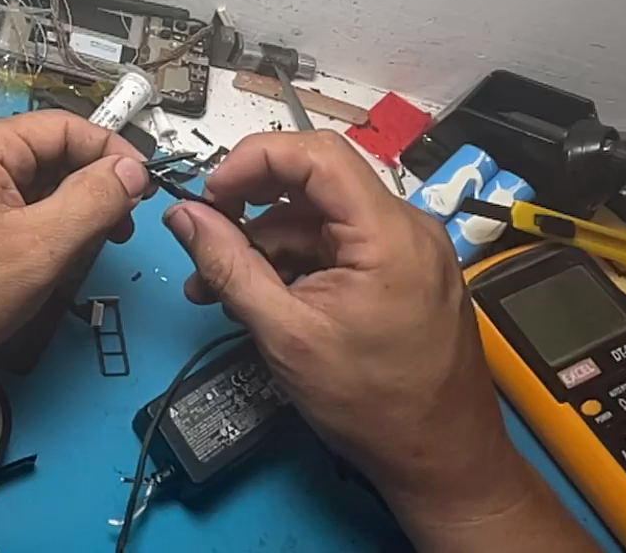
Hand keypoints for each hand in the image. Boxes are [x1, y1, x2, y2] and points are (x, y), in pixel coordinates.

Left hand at [0, 111, 149, 383]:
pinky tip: (55, 258)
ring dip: (70, 213)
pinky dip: (44, 229)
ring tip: (89, 249)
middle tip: (120, 226)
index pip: (64, 126)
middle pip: (50, 155)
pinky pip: (15, 209)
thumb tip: (131, 169)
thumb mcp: (39, 247)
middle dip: (91, 188)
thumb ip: (92, 201)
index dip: (111, 152)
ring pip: (36, 186)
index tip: (143, 183)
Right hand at [162, 132, 528, 522]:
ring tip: (215, 282)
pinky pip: (326, 244)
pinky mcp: (392, 270)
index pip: (316, 154)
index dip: (254, 159)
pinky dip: (285, 261)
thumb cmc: (374, 406)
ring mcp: (400, 248)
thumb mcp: (285, 333)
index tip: (211, 194)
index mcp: (389, 232)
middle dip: (248, 202)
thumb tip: (180, 216)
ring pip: (311, 216)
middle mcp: (402, 226)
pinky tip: (253, 292)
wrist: (445, 469)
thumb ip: (227, 265)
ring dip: (259, 241)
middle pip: (310, 181)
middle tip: (204, 231)